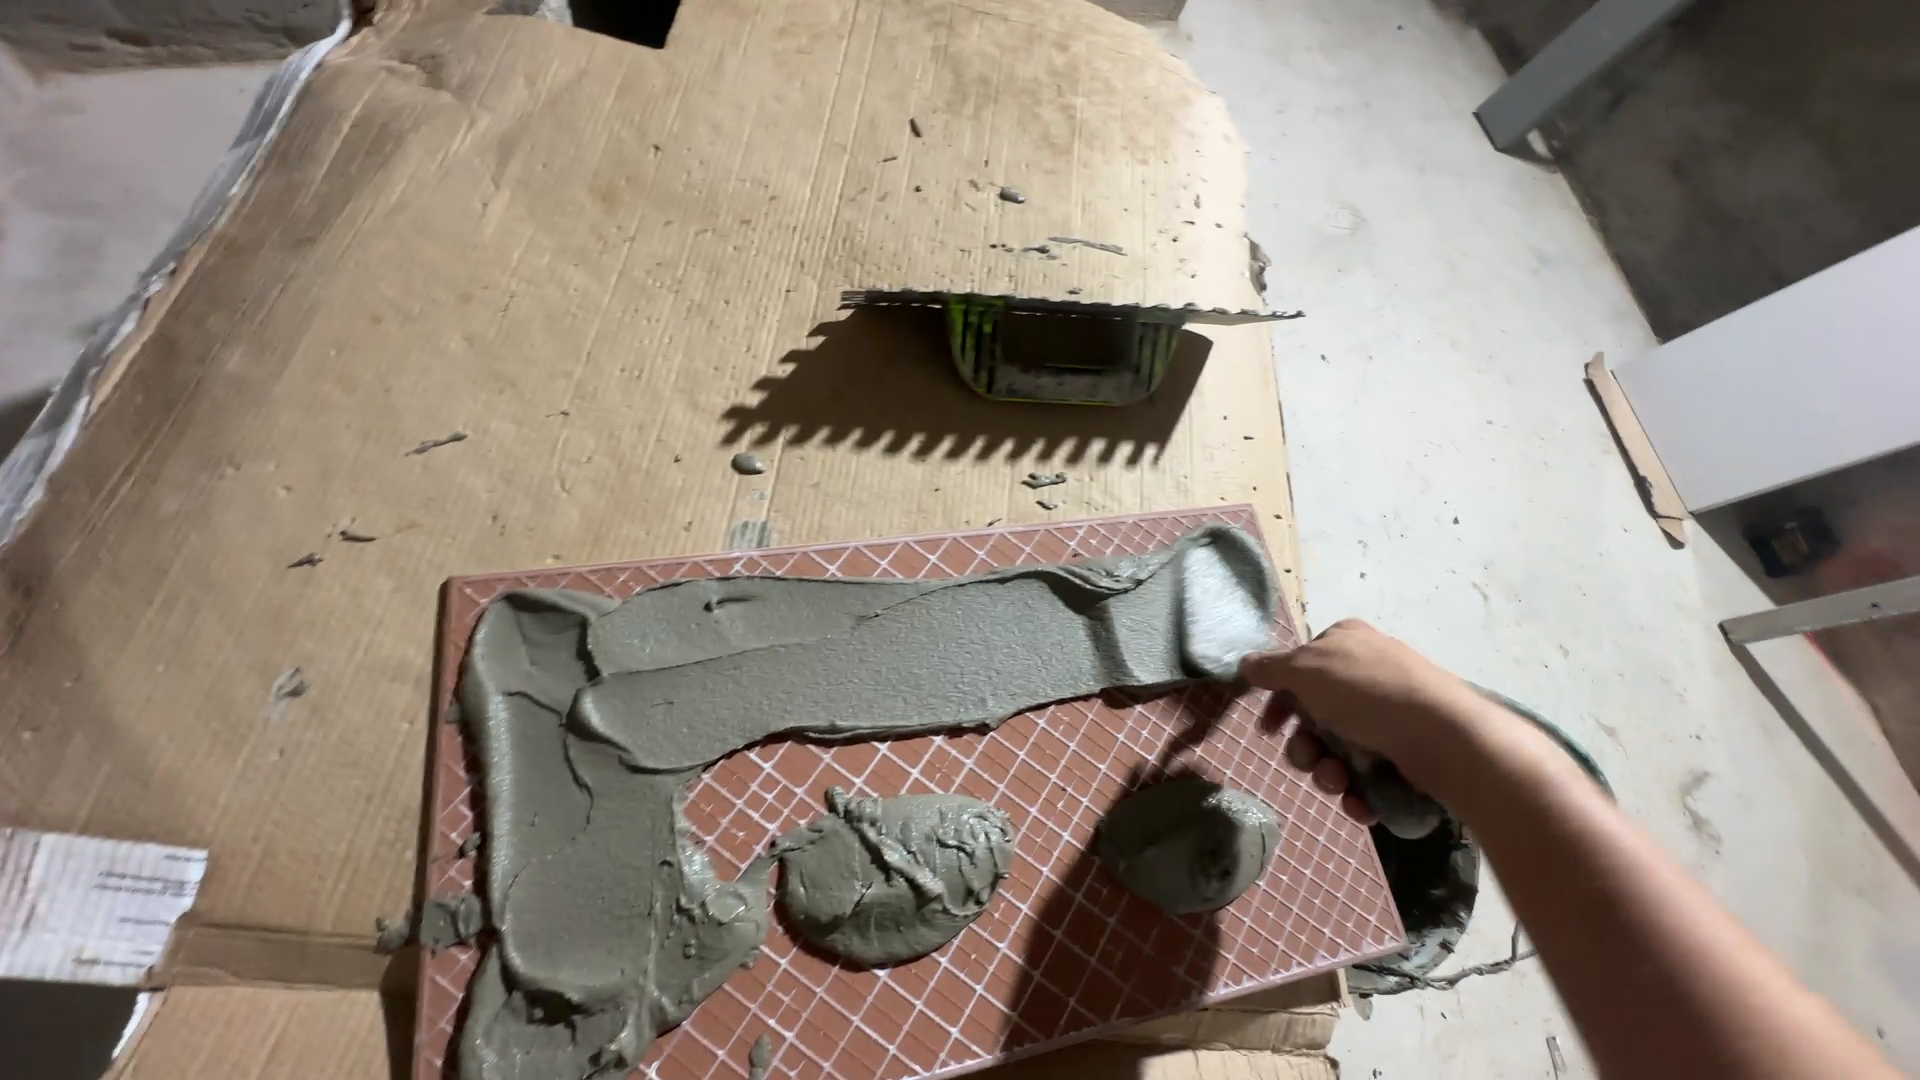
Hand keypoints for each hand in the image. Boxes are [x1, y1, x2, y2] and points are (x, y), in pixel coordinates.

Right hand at [1240, 619, 1492, 803]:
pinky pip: (1366, 774)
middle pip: (1312, 716)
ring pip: (1336, 749)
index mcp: (1344, 643)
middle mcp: (1364, 674)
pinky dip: (1356, 792)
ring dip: (1326, 772)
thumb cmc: (1368, 692)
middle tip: (1307, 758)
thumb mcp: (1306, 669)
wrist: (1445, 737)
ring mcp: (1387, 715)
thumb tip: (1244, 663)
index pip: (1297, 669)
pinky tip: (1358, 803)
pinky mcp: (1405, 753)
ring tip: (1338, 782)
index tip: (1268, 729)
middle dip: (1303, 746)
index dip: (1278, 701)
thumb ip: (1270, 668)